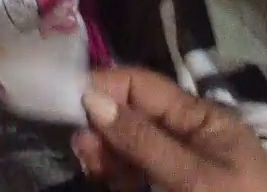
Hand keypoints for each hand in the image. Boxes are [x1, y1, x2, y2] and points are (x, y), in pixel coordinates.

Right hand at [72, 66, 266, 190]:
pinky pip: (141, 176)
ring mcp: (185, 169)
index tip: (67, 102)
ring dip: (107, 153)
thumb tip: (90, 97)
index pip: (140, 85)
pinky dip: (122, 177)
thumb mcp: (196, 180)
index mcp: (199, 118)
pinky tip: (110, 181)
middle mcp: (188, 136)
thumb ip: (143, 140)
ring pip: (132, 148)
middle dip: (102, 126)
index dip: (103, 87)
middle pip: (132, 116)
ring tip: (89, 166)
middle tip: (80, 150)